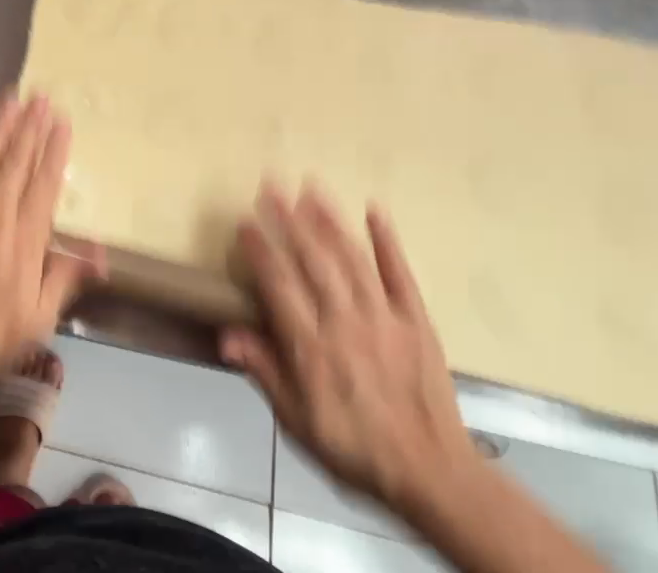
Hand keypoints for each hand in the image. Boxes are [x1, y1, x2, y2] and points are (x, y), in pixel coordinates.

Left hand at [0, 93, 98, 370]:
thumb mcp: (41, 315)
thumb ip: (66, 276)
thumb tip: (98, 249)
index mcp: (26, 236)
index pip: (45, 184)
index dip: (55, 150)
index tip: (62, 121)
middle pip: (18, 162)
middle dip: (32, 127)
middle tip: (41, 96)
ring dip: (1, 126)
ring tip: (12, 97)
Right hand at [220, 183, 482, 515]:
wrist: (431, 473)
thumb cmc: (352, 447)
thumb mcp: (296, 419)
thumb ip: (264, 371)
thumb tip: (226, 333)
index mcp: (310, 346)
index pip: (278, 284)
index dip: (259, 249)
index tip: (244, 221)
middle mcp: (345, 322)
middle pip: (312, 260)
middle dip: (289, 218)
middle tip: (271, 183)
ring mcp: (384, 317)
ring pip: (351, 258)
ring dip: (329, 219)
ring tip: (310, 186)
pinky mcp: (417, 321)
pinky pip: (401, 274)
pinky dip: (387, 241)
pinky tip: (374, 212)